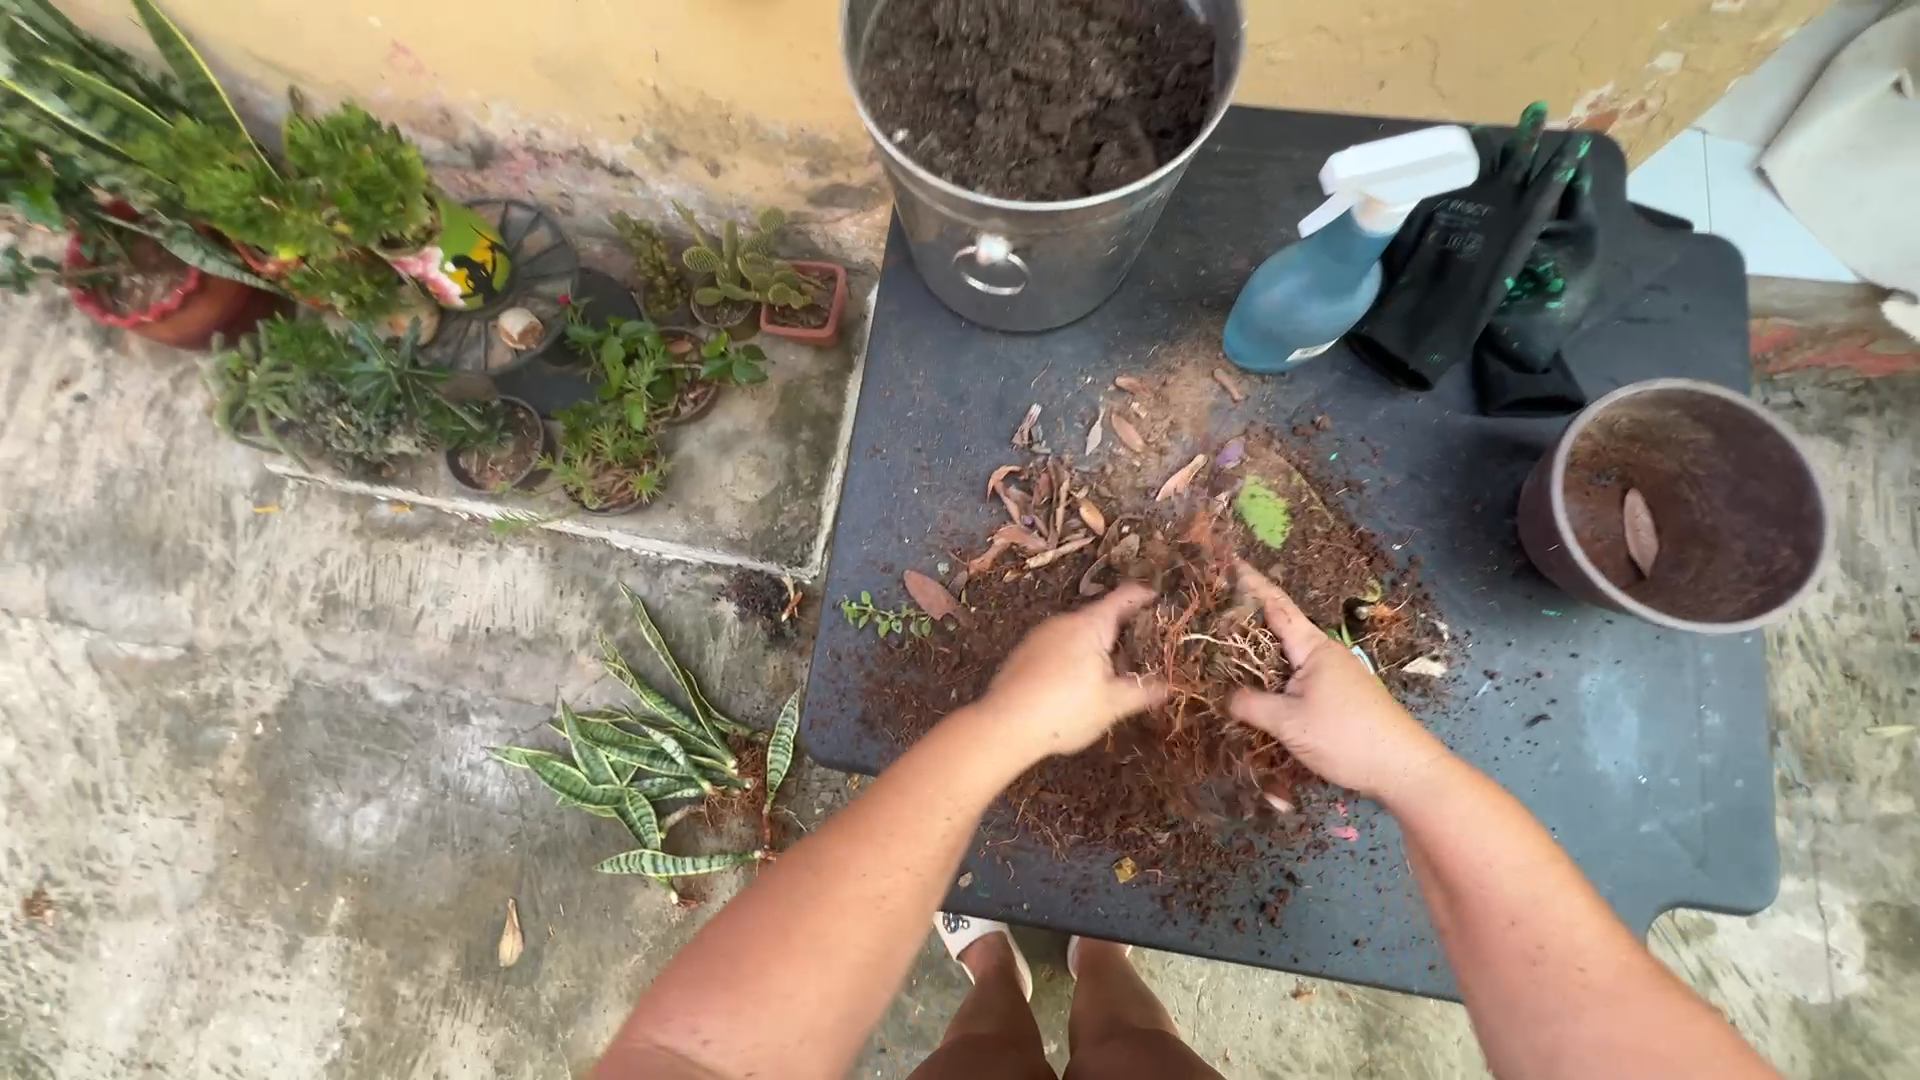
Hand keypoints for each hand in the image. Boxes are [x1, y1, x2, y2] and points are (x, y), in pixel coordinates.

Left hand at [972, 584, 1168, 762]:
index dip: (1145, 596)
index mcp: (1090, 624)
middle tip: (1146, 650)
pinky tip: (1078, 683)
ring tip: (1115, 672)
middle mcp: (1064, 621)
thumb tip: (1169, 685)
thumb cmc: (1065, 709)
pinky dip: (1076, 655)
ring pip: (1079, 632)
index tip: (1161, 601)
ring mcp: (1041, 634)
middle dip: (1124, 630)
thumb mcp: (1113, 704)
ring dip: (1098, 645)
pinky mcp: (1025, 652)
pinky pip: (1059, 644)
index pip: (1124, 597)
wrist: (1004, 724)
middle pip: (1101, 615)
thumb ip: (1143, 690)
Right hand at [1228, 562, 1451, 801]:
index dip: (1251, 583)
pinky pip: (1295, 678)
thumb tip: (1224, 697)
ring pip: (1286, 657)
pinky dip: (1272, 676)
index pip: (1275, 605)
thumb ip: (1251, 705)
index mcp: (1313, 648)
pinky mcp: (1337, 697)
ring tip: (1223, 650)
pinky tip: (1256, 688)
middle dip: (1247, 618)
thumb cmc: (1348, 738)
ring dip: (1258, 653)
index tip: (1230, 560)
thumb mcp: (1289, 722)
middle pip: (1278, 628)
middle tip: (1211, 610)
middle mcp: (1324, 654)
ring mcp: (1333, 675)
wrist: (1406, 772)